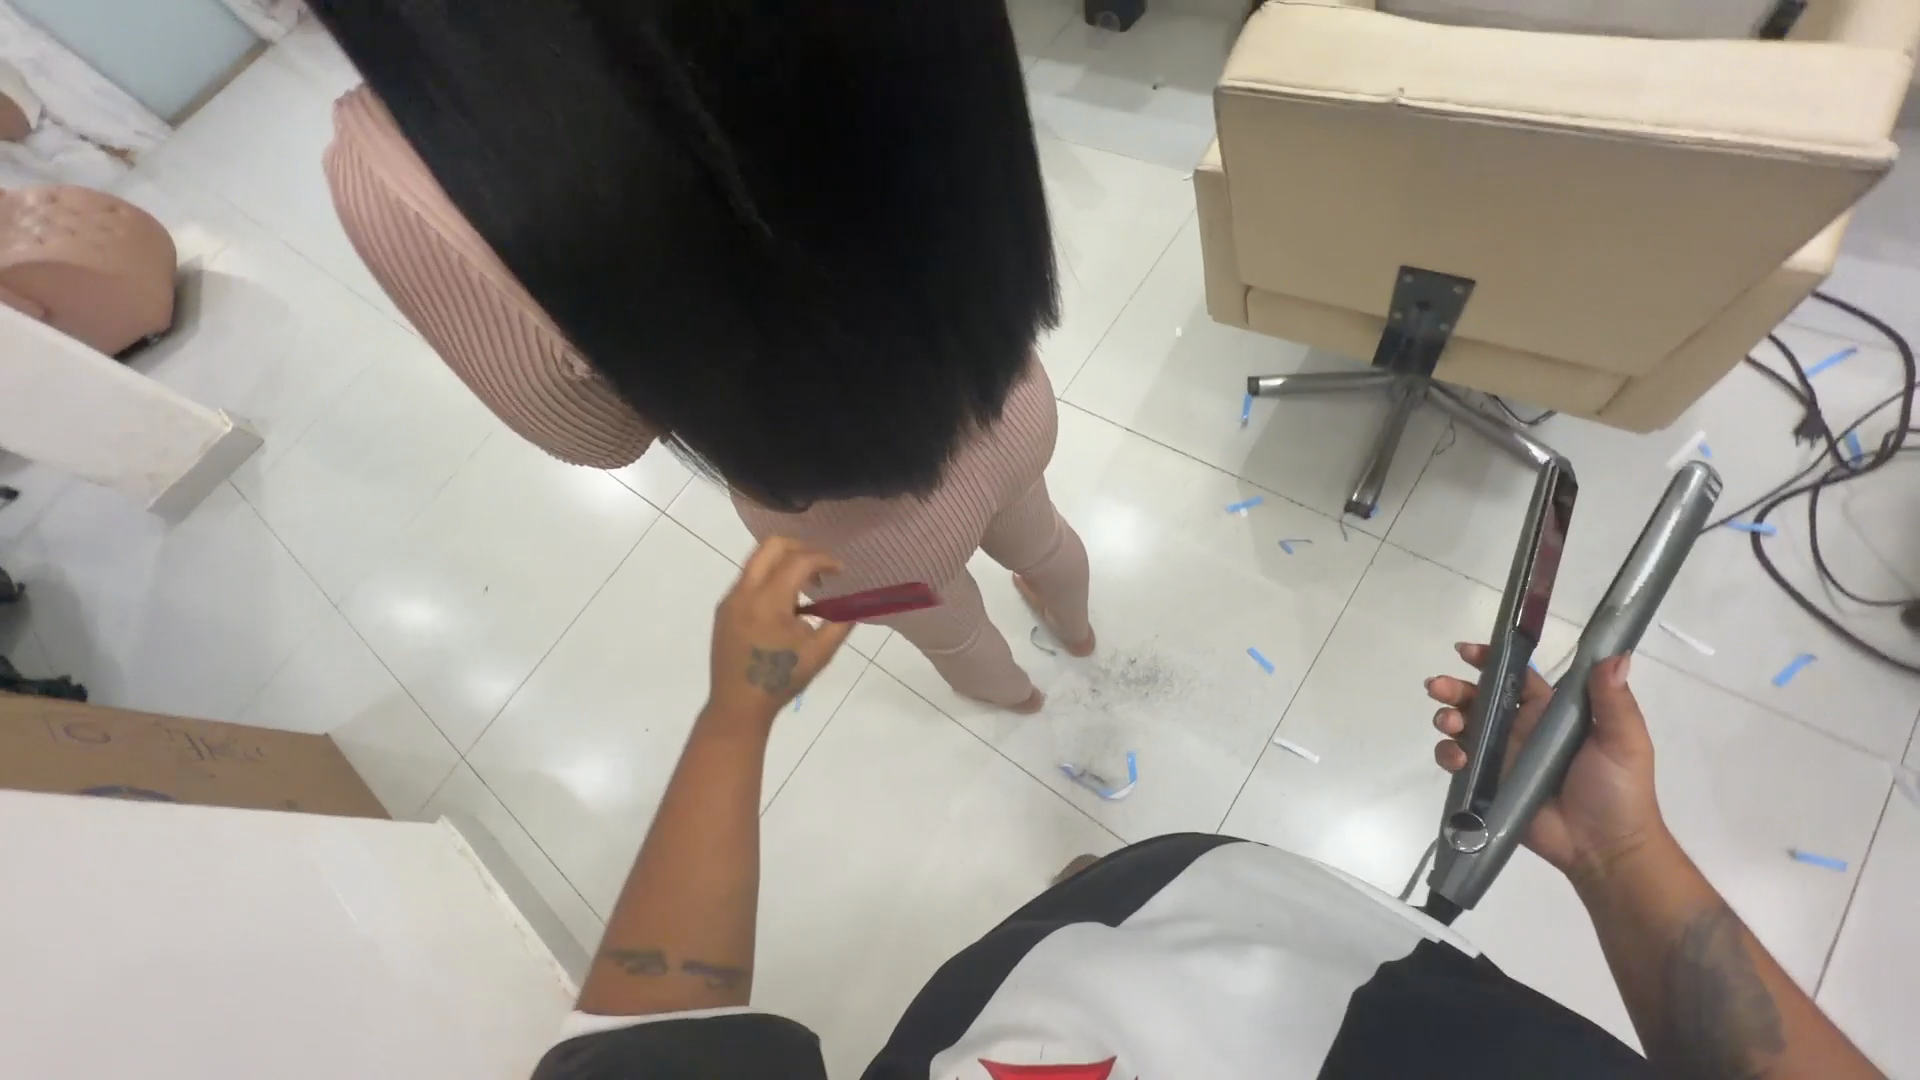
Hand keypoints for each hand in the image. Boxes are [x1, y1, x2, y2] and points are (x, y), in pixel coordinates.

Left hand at [706, 537, 853, 732]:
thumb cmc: (781, 680)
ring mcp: (730, 600)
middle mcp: (745, 592)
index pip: (799, 561)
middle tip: (821, 565)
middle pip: (772, 546)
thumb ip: (840, 623)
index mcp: (768, 601)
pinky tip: (785, 605)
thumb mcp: (820, 653)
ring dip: (784, 562)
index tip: (841, 571)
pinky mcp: (724, 610)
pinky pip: (749, 579)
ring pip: (757, 560)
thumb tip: (855, 605)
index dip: (824, 560)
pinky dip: (770, 578)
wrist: (737, 706)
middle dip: (801, 548)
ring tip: (806, 587)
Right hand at [1426, 644, 1666, 887]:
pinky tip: (1458, 760)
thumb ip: (1613, 701)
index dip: (1490, 660)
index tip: (1466, 652)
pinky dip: (1447, 754)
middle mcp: (1517, 727)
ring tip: (1449, 724)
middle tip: (1437, 687)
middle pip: (1476, 697)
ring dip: (1445, 716)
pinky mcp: (1484, 780)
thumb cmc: (1618, 790)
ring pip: (1458, 723)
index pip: (1514, 676)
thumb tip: (1613, 656)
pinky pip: (1454, 759)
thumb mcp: (1625, 742)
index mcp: (1548, 712)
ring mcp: (1497, 754)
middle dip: (1452, 687)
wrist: (1604, 848)